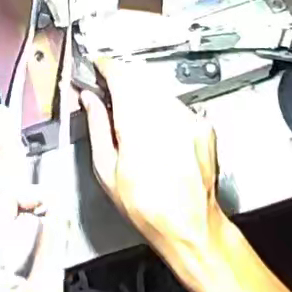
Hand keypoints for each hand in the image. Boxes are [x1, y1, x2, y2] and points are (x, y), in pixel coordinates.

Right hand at [79, 55, 224, 263]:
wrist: (191, 226)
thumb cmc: (149, 209)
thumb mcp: (108, 171)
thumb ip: (97, 126)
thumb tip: (89, 100)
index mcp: (137, 124)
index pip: (120, 75)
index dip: (106, 66)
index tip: (98, 65)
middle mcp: (165, 115)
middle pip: (140, 78)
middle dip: (123, 81)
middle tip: (110, 95)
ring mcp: (187, 118)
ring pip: (159, 89)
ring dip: (144, 95)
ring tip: (135, 122)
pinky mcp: (202, 124)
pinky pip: (177, 104)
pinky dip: (164, 110)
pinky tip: (158, 134)